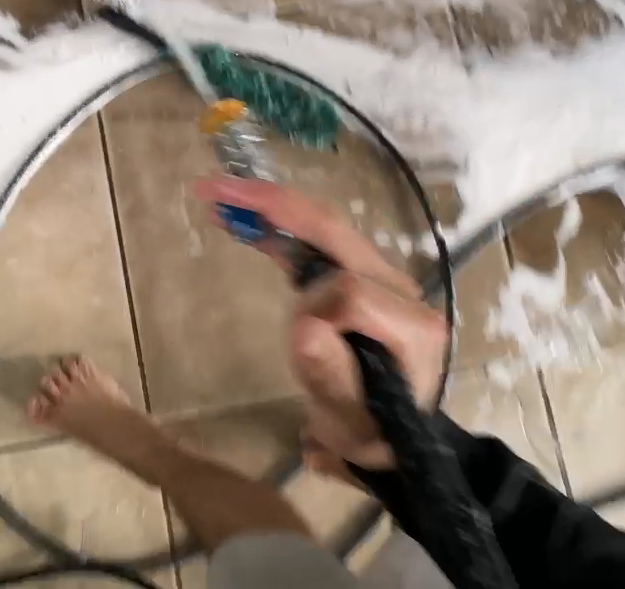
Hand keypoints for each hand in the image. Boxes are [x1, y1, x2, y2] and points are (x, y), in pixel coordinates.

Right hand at [193, 177, 449, 473]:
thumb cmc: (369, 430)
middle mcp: (398, 285)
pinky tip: (240, 218)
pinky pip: (312, 236)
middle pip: (333, 230)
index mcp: (408, 322)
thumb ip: (330, 374)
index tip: (301, 342)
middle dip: (273, 206)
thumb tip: (306, 328)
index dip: (316, 309)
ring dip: (268, 207)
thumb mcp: (348, 419)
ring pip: (320, 224)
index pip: (351, 292)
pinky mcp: (354, 269)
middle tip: (215, 191)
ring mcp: (377, 272)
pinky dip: (275, 224)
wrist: (388, 434)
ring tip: (218, 197)